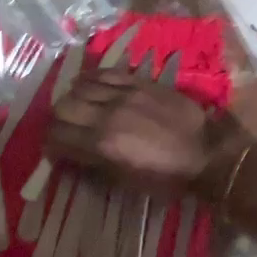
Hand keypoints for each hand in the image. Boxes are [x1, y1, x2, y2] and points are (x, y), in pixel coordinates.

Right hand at [45, 68, 244, 195]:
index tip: (53, 148)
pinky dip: (91, 80)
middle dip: (56, 120)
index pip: (57, 136)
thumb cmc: (167, 177)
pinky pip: (105, 73)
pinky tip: (90, 86)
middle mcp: (107, 116)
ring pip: (79, 87)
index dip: (49, 143)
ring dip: (72, 98)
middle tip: (63, 128)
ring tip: (77, 106)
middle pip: (62, 107)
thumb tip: (67, 157)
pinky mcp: (138, 82)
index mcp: (102, 145)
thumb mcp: (126, 182)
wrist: (208, 154)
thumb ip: (93, 166)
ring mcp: (123, 94)